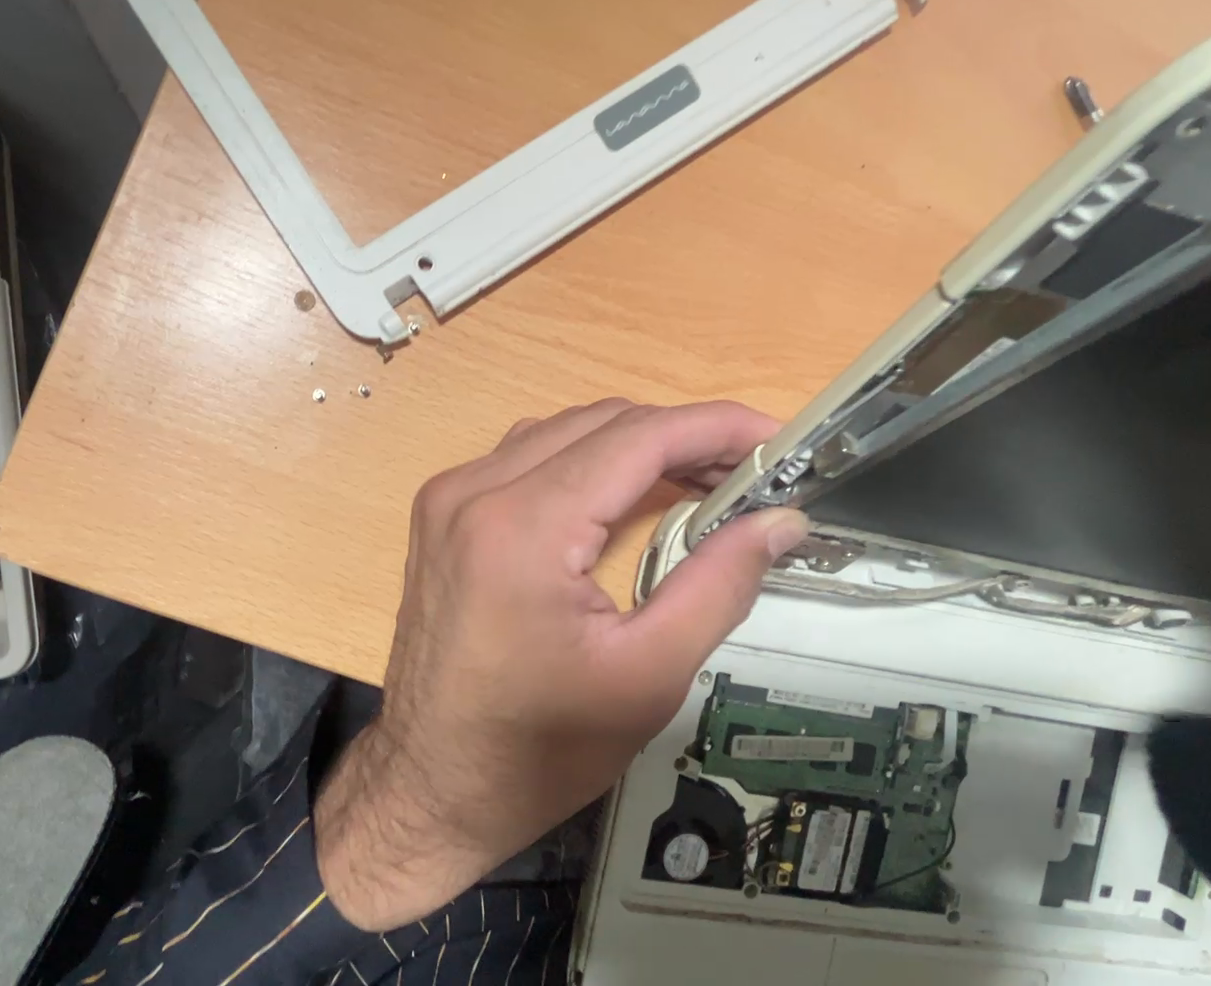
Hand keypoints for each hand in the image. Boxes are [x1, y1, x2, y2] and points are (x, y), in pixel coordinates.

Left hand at [315, 399, 808, 929]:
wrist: (431, 786)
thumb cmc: (536, 750)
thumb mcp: (646, 676)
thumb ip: (718, 584)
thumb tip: (779, 521)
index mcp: (520, 527)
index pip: (635, 438)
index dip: (715, 427)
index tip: (775, 439)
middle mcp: (473, 490)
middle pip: (600, 424)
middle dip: (681, 437)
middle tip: (747, 474)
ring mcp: (448, 498)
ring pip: (563, 433)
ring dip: (635, 446)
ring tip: (702, 482)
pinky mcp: (442, 515)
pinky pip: (527, 458)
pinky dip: (587, 464)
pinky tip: (629, 494)